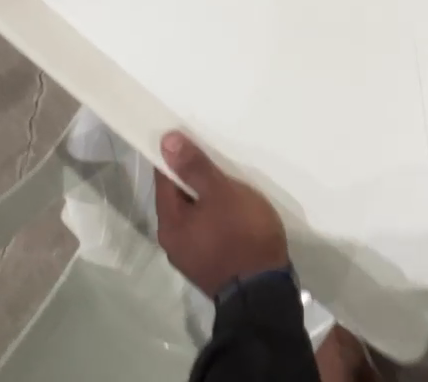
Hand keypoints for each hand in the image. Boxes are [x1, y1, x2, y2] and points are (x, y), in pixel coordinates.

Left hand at [154, 131, 289, 298]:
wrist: (264, 290)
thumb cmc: (241, 234)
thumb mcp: (221, 193)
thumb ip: (195, 168)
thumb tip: (166, 141)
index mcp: (170, 223)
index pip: (164, 178)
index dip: (175, 155)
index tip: (189, 136)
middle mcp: (173, 241)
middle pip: (179, 197)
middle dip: (193, 176)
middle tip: (214, 154)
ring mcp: (192, 256)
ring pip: (195, 214)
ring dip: (207, 197)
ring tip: (228, 179)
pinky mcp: (211, 263)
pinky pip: (207, 229)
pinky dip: (216, 215)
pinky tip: (234, 208)